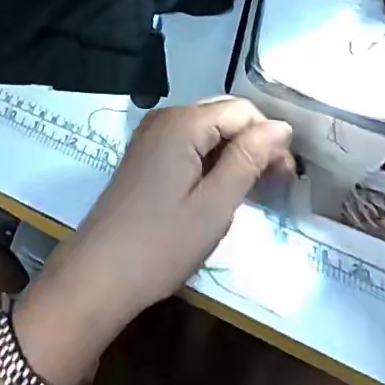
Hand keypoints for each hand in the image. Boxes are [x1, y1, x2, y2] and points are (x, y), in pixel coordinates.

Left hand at [15, 97, 294, 379]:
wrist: (99, 273)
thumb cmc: (161, 244)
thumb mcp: (215, 206)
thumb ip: (248, 160)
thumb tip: (281, 126)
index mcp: (183, 122)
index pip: (243, 111)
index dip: (270, 140)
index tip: (285, 179)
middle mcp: (166, 116)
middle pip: (225, 114)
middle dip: (254, 143)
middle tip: (272, 186)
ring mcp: (152, 133)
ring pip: (208, 129)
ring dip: (233, 153)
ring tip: (248, 192)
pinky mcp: (146, 153)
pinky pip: (188, 142)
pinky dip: (210, 159)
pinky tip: (218, 190)